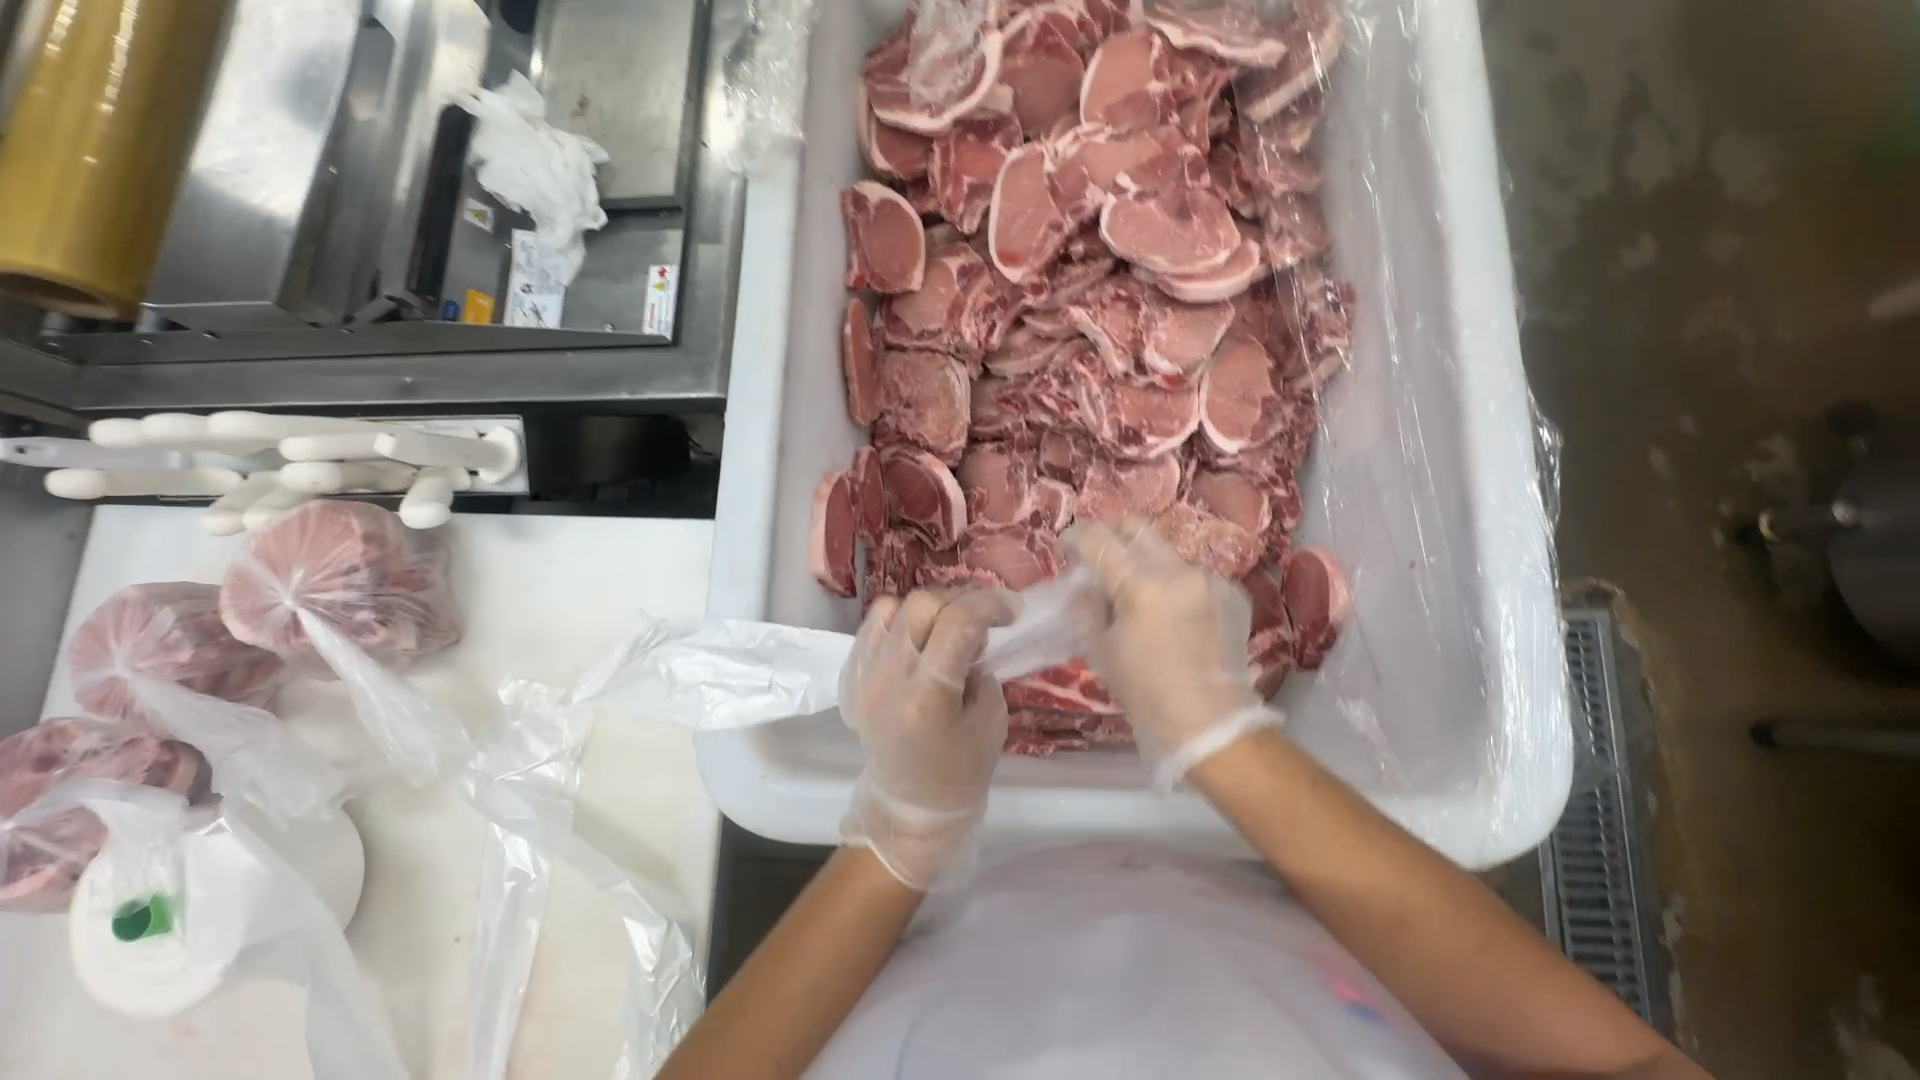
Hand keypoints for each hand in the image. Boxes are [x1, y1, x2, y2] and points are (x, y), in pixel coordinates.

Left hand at [839, 587, 1015, 889]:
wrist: (908, 809)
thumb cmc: (959, 774)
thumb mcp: (991, 721)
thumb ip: (983, 670)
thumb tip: (974, 638)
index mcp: (927, 696)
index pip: (958, 622)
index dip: (991, 604)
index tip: (1012, 611)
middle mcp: (888, 677)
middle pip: (924, 604)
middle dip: (962, 603)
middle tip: (983, 624)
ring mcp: (863, 676)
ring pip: (894, 607)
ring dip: (929, 610)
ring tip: (948, 632)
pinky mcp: (851, 677)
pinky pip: (873, 627)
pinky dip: (901, 624)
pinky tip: (920, 644)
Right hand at [1063, 517, 1279, 788]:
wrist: (1209, 724)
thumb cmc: (1145, 694)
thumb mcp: (1101, 652)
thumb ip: (1089, 609)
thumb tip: (1088, 587)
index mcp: (1141, 586)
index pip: (1100, 539)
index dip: (1077, 536)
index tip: (1068, 545)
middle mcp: (1179, 572)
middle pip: (1138, 528)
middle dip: (1115, 539)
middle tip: (1104, 563)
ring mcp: (1210, 580)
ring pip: (1168, 554)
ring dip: (1149, 566)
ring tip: (1143, 599)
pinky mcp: (1232, 594)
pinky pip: (1196, 577)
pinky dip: (1179, 589)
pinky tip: (1177, 619)